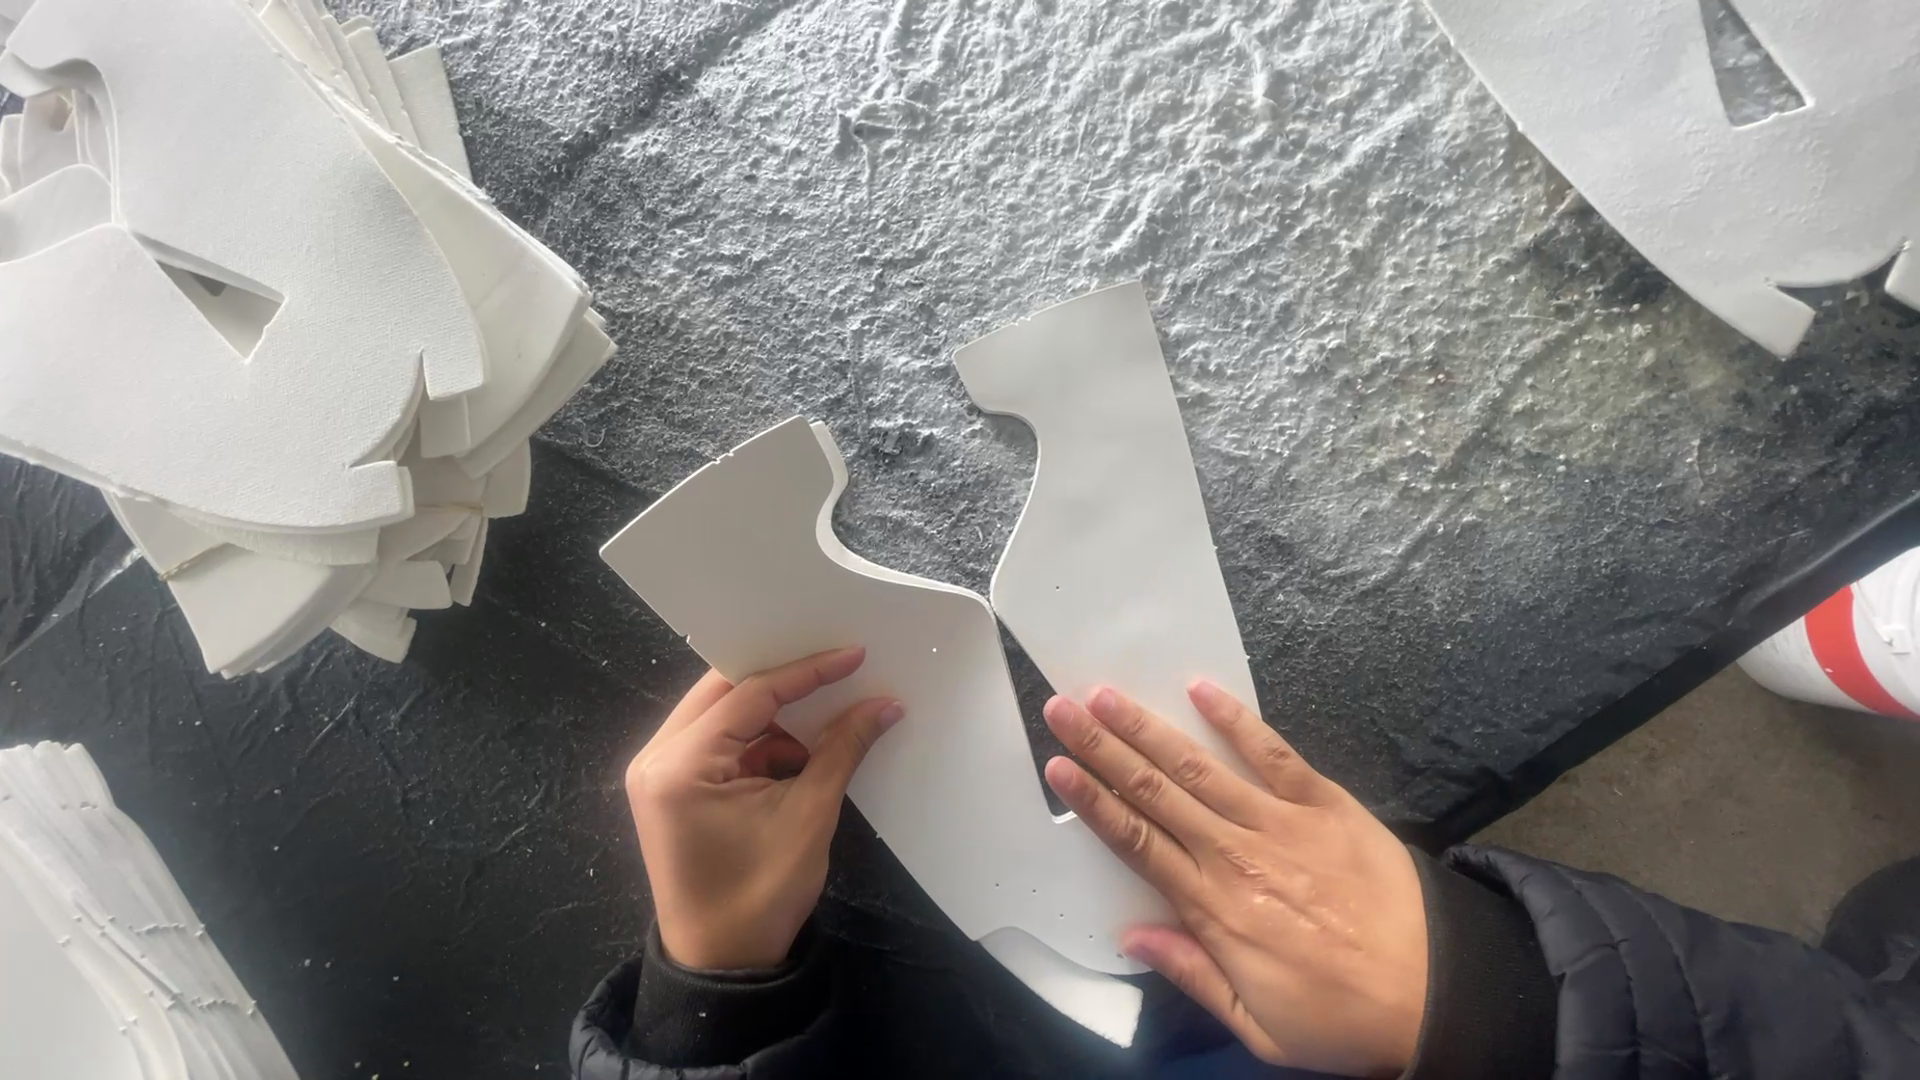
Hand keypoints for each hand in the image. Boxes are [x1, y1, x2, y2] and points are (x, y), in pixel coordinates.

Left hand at [625, 646, 902, 969]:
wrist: (725, 968)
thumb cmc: (761, 896)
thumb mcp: (809, 814)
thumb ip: (843, 747)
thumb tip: (885, 705)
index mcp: (679, 765)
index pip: (750, 695)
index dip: (806, 672)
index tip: (852, 654)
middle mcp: (657, 758)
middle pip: (725, 693)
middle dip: (782, 681)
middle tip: (833, 667)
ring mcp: (660, 773)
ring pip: (723, 714)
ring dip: (773, 714)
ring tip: (823, 714)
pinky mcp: (675, 788)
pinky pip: (722, 742)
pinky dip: (761, 741)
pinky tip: (799, 752)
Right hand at [1042, 683, 1427, 1077]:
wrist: (1442, 992)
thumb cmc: (1343, 1014)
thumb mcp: (1261, 1028)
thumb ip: (1192, 974)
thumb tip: (1129, 936)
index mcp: (1213, 907)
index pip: (1136, 842)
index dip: (1092, 801)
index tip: (1058, 766)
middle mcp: (1233, 853)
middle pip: (1153, 791)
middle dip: (1102, 747)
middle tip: (1063, 708)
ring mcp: (1277, 821)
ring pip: (1197, 766)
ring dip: (1147, 727)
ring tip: (1106, 694)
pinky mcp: (1321, 801)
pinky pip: (1273, 753)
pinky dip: (1236, 720)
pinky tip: (1201, 689)